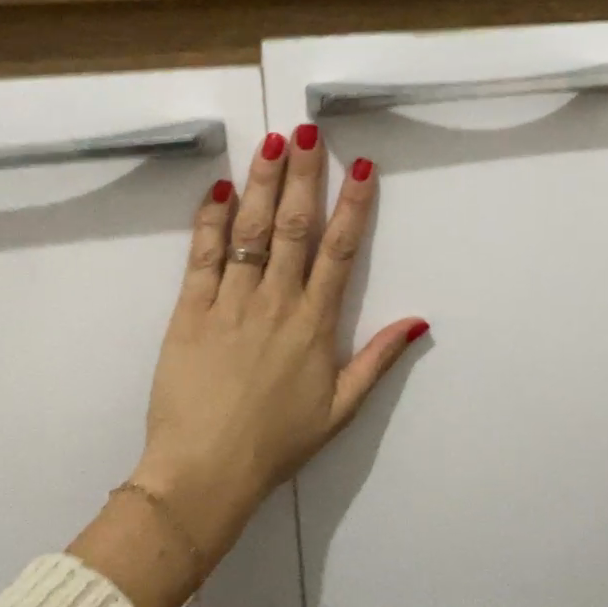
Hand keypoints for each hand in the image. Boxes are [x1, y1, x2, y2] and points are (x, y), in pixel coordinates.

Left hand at [69, 126, 424, 606]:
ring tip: (272, 143)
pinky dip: (210, 221)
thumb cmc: (277, 442)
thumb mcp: (341, 407)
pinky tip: (219, 188)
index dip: (354, 204)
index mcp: (315, 321)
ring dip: (262, 183)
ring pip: (250, 231)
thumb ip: (378, 359)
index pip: (341, 249)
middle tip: (309, 130)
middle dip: (304, 174)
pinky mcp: (188, 313)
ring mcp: (230, 303)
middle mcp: (276, 301)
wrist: (201, 476)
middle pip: (294, 225)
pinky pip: (202, 258)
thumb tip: (418, 320)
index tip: (361, 166)